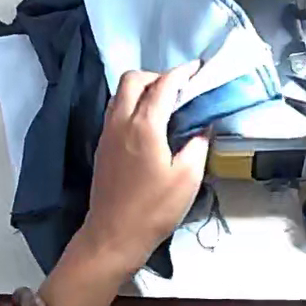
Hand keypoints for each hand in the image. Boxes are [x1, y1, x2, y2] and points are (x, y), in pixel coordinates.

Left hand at [74, 63, 211, 267]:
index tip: (197, 69)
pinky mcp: (103, 145)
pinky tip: (149, 122)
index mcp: (144, 126)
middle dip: (157, 75)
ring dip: (142, 88)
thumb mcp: (187, 178)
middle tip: (180, 87)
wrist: (113, 236)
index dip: (182, 73)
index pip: (163, 86)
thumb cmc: (154, 209)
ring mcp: (107, 133)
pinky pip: (115, 110)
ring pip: (120, 93)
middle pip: (133, 79)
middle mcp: (121, 122)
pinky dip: (132, 104)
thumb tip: (203, 127)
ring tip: (165, 102)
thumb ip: (197, 145)